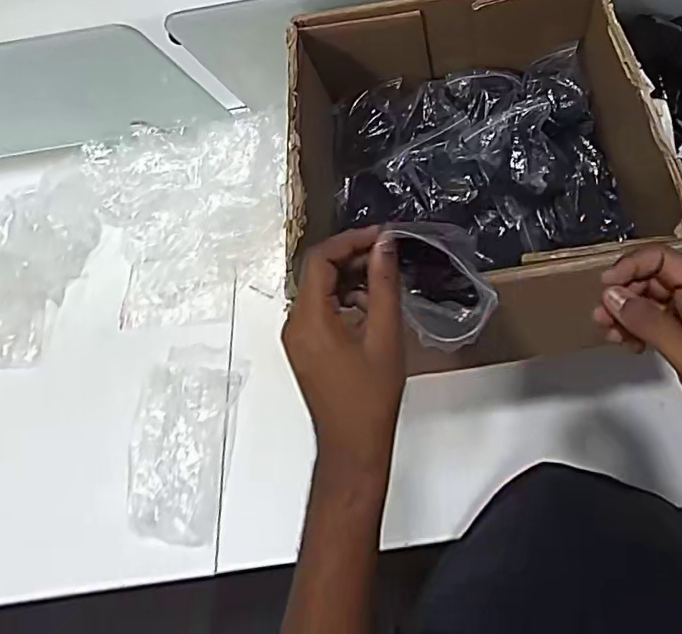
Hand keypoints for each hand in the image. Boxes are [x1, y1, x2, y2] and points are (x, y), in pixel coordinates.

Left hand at [283, 227, 406, 479]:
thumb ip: (384, 283)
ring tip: (384, 281)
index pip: (321, 259)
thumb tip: (384, 246)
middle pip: (319, 272)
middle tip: (386, 253)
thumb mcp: (385, 333)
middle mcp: (295, 324)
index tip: (379, 236)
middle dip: (353, 257)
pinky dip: (345, 299)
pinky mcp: (305, 346)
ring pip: (321, 289)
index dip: (351, 240)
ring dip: (351, 278)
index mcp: (309, 318)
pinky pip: (321, 308)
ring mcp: (298, 336)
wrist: (354, 446)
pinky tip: (371, 306)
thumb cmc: (369, 399)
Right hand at [593, 245, 681, 481]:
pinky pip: (651, 324)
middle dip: (624, 290)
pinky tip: (625, 342)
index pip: (665, 260)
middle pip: (653, 278)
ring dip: (624, 311)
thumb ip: (651, 324)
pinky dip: (633, 329)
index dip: (633, 265)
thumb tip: (614, 296)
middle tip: (602, 311)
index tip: (608, 285)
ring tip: (607, 328)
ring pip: (649, 302)